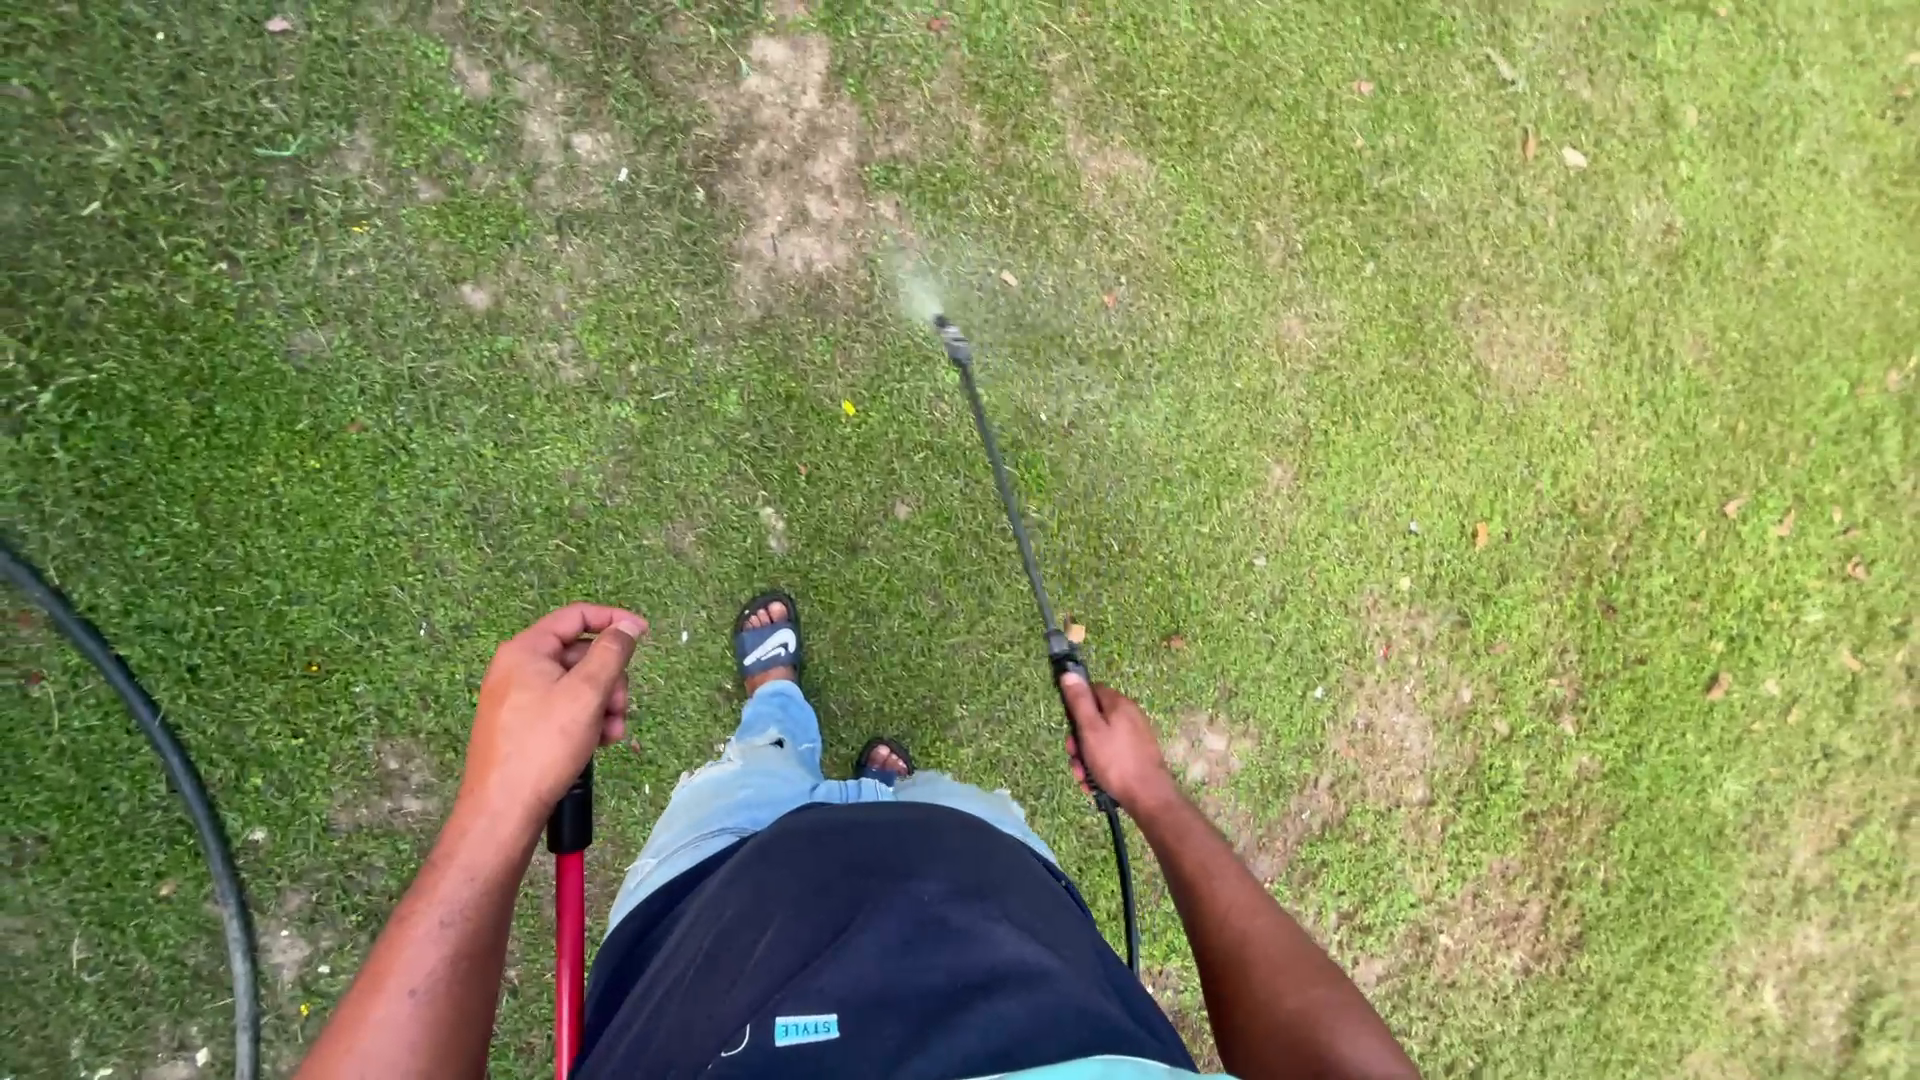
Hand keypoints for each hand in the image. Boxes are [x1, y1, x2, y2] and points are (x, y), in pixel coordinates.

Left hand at [458, 603, 646, 834]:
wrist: (503, 810)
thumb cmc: (544, 744)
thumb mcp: (587, 693)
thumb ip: (612, 652)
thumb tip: (629, 625)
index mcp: (526, 650)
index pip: (576, 616)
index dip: (614, 620)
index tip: (645, 634)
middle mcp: (519, 667)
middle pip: (582, 653)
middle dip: (611, 677)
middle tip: (620, 705)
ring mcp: (519, 696)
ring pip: (579, 683)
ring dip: (605, 702)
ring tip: (612, 731)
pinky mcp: (524, 723)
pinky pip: (566, 706)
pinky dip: (589, 718)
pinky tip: (600, 741)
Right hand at [1059, 673, 1180, 812]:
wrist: (1148, 796)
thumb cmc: (1115, 761)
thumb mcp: (1090, 729)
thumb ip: (1079, 701)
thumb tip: (1069, 673)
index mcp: (1119, 704)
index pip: (1092, 691)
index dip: (1076, 707)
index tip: (1069, 728)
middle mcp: (1130, 715)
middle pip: (1095, 719)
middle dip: (1079, 740)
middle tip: (1075, 757)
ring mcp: (1135, 736)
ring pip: (1101, 740)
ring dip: (1087, 757)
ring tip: (1084, 777)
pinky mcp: (1138, 754)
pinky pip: (1112, 754)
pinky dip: (1101, 766)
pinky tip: (1095, 783)